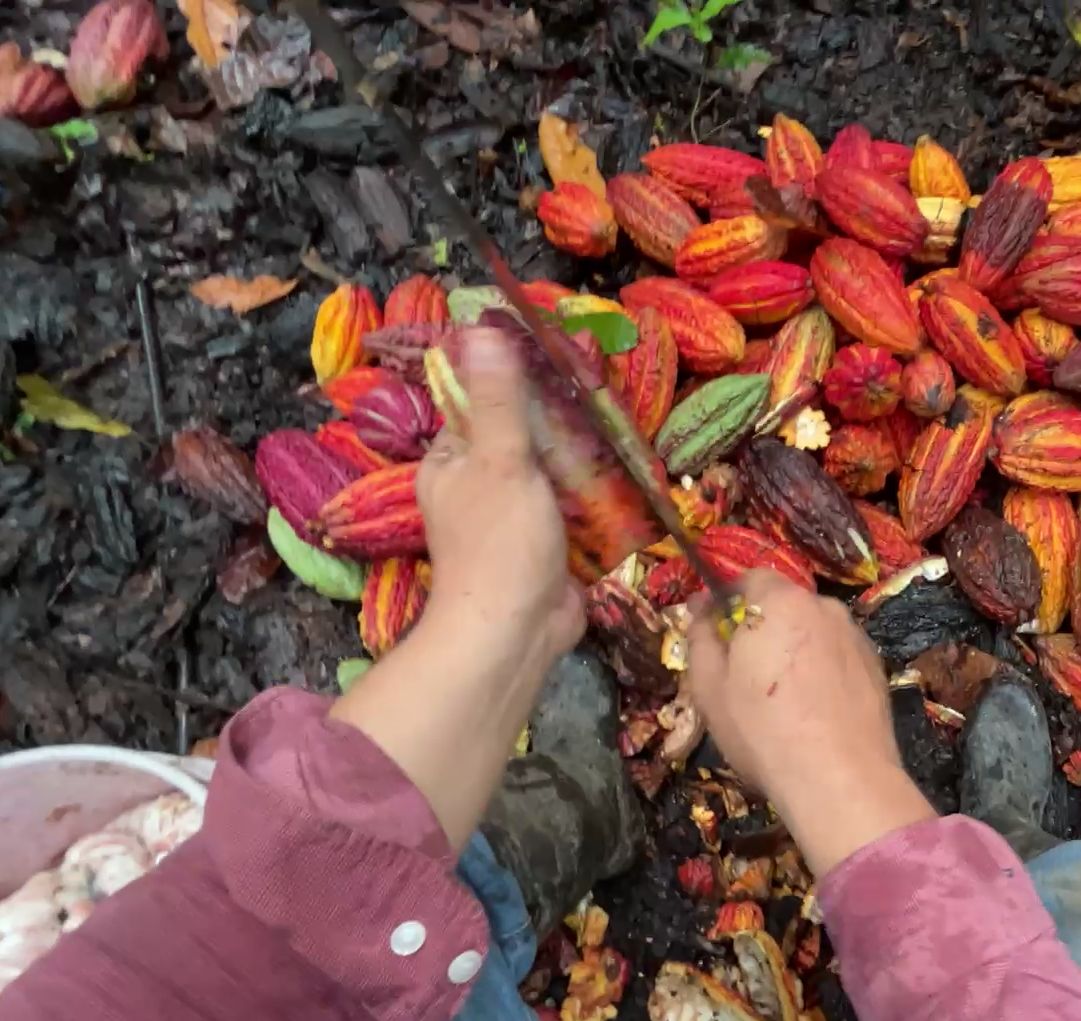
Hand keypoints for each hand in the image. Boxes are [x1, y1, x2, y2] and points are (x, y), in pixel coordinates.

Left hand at [329, 328, 581, 848]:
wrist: (519, 631)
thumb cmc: (499, 544)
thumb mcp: (501, 462)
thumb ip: (499, 402)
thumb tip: (483, 330)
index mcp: (452, 462)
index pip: (479, 404)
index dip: (514, 378)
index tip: (559, 358)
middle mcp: (480, 484)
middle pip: (524, 436)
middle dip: (561, 420)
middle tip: (604, 394)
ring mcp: (517, 516)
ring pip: (554, 471)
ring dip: (584, 456)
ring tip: (624, 427)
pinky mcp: (551, 543)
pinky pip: (576, 505)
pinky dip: (597, 492)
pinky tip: (628, 474)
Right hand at [687, 571, 934, 874]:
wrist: (841, 778)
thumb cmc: (764, 730)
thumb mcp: (711, 687)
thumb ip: (701, 637)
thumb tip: (700, 607)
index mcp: (782, 601)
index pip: (752, 578)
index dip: (729, 599)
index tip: (715, 631)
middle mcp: (825, 607)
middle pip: (785, 604)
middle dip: (764, 627)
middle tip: (746, 672)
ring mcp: (856, 636)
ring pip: (814, 631)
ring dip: (796, 648)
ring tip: (785, 696)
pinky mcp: (876, 666)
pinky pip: (838, 655)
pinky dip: (824, 669)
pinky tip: (815, 708)